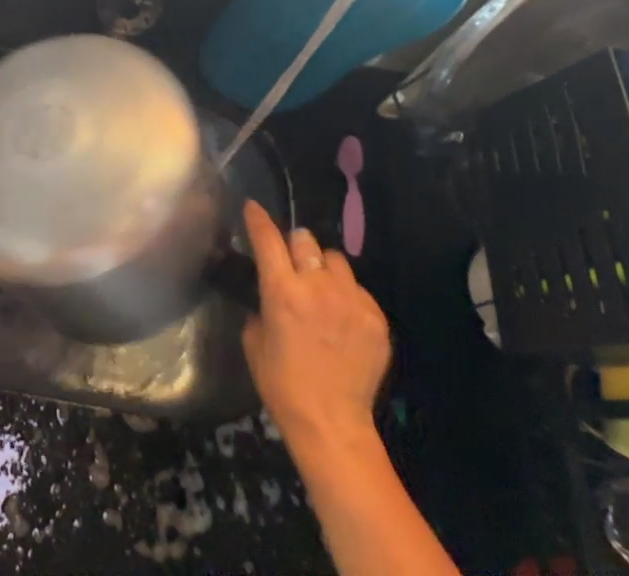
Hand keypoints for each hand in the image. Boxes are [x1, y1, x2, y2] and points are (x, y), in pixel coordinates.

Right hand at [241, 201, 390, 446]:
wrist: (330, 420)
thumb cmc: (281, 384)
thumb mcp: (254, 342)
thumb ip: (261, 308)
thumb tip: (269, 295)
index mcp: (282, 292)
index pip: (268, 240)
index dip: (258, 220)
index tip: (253, 207)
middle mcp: (318, 288)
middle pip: (306, 241)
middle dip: (295, 244)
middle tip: (292, 260)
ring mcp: (352, 300)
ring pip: (336, 261)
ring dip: (324, 268)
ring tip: (321, 289)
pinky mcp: (376, 317)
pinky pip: (358, 290)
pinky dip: (346, 296)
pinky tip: (341, 320)